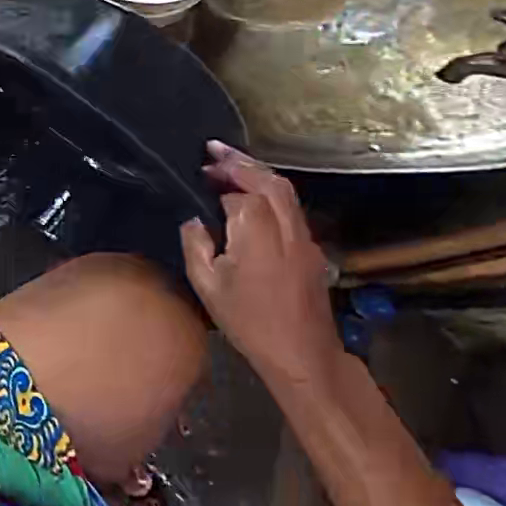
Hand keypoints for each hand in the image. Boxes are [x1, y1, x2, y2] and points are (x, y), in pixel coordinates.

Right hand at [180, 140, 343, 388]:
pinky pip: (291, 208)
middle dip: (242, 162)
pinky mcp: (310, 250)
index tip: (197, 178)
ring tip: (229, 163)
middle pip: (272, 183)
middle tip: (213, 150)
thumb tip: (195, 218)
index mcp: (258, 236)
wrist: (303, 355)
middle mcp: (287, 231)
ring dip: (258, 173)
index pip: (240, 194)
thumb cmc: (248, 321)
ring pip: (287, 193)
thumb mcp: (206, 284)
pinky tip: (251, 193)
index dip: (219, 184)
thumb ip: (196, 243)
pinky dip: (270, 191)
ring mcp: (304, 240)